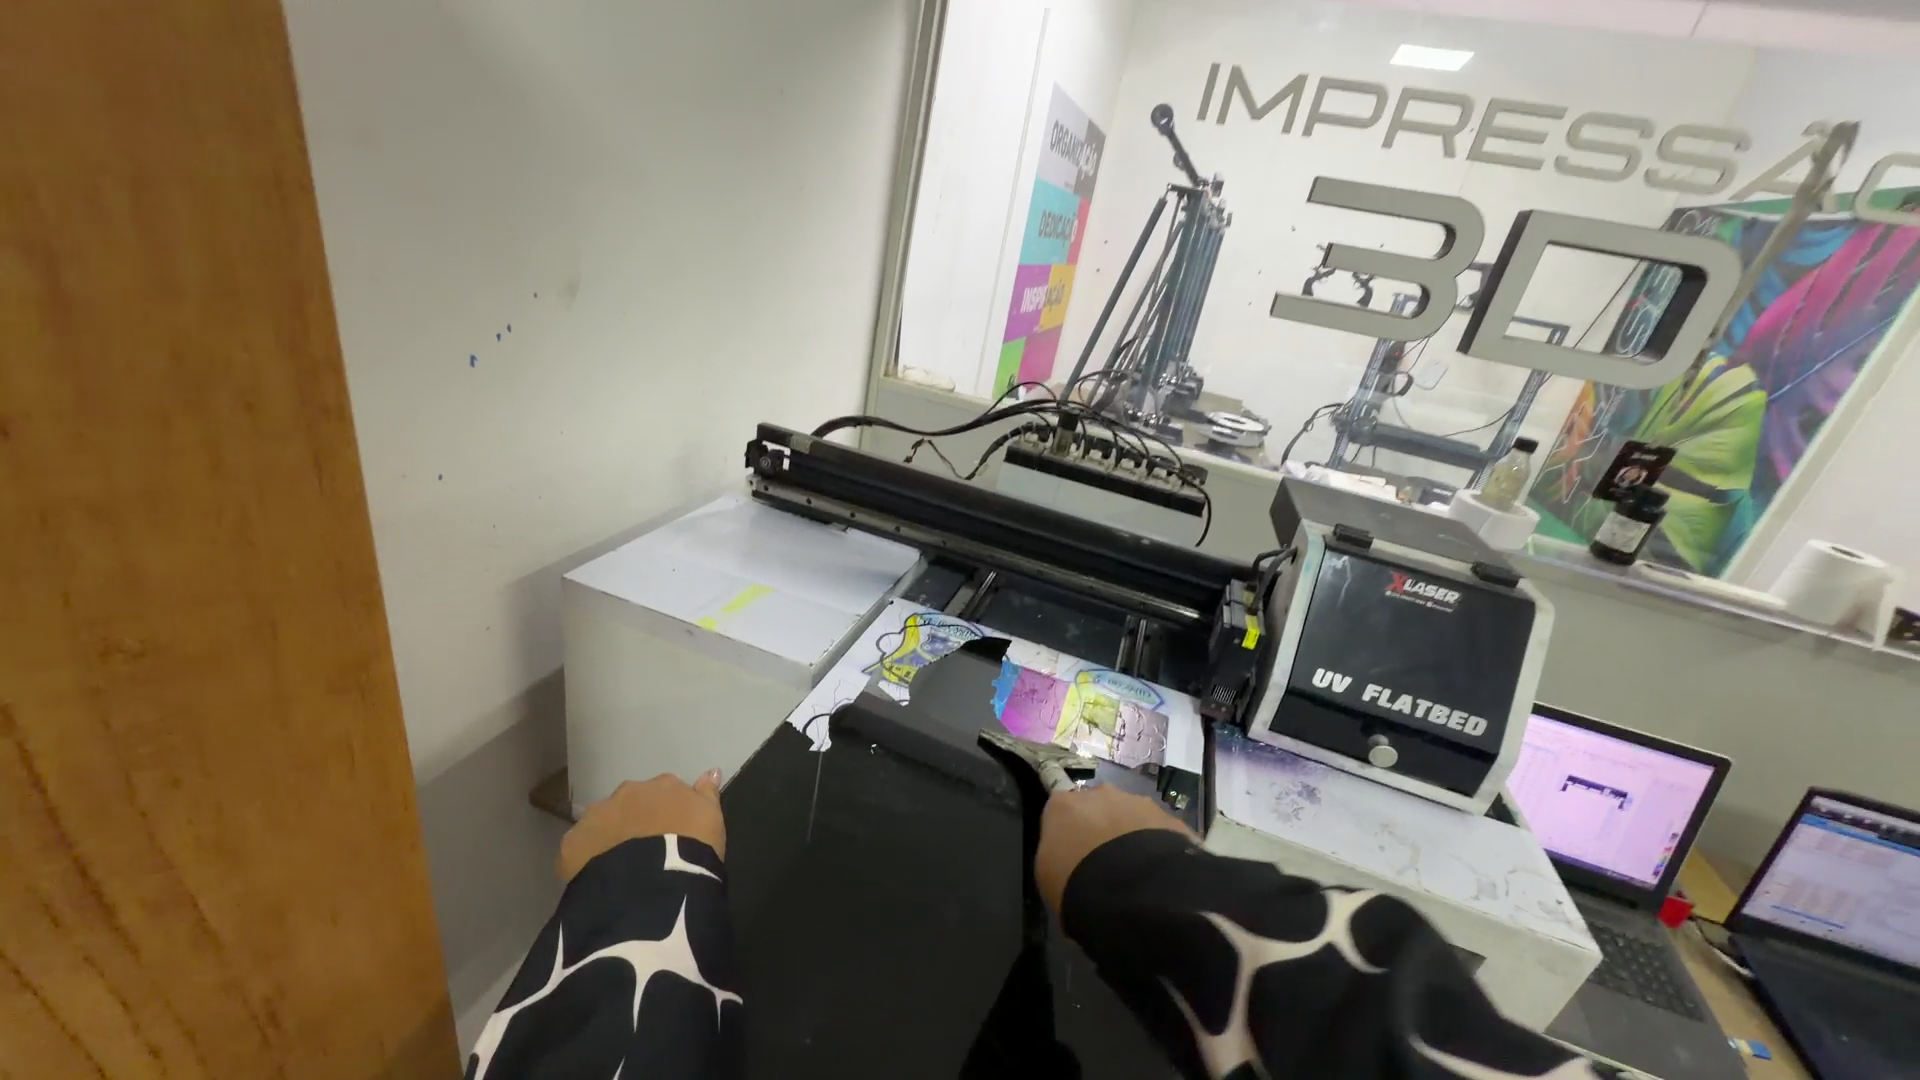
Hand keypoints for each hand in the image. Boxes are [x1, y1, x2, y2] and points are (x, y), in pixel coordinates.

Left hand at [558, 770, 725, 881]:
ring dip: (610, 835)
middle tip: (644, 849)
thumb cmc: (691, 848)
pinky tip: (598, 876)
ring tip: (620, 865)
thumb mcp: (712, 820)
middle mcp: (628, 792)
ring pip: (603, 822)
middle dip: (635, 820)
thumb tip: (711, 771)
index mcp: (663, 785)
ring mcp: (597, 815)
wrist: (652, 881)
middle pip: (631, 803)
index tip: (671, 832)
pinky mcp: (573, 843)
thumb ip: (708, 794)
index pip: (665, 791)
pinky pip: (580, 847)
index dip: (666, 812)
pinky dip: (587, 857)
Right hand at [1035, 784, 1194, 911]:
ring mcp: (1138, 802)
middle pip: (1097, 807)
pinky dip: (1156, 848)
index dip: (1066, 832)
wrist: (1135, 893)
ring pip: (1130, 816)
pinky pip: (1158, 832)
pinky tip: (1157, 874)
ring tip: (1135, 871)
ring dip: (1130, 836)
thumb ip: (1055, 854)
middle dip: (1101, 828)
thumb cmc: (1077, 884)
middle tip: (1105, 862)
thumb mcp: (1047, 874)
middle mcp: (1099, 793)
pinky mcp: (1169, 818)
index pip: (1059, 811)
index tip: (1070, 854)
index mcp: (1062, 805)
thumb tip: (1067, 855)